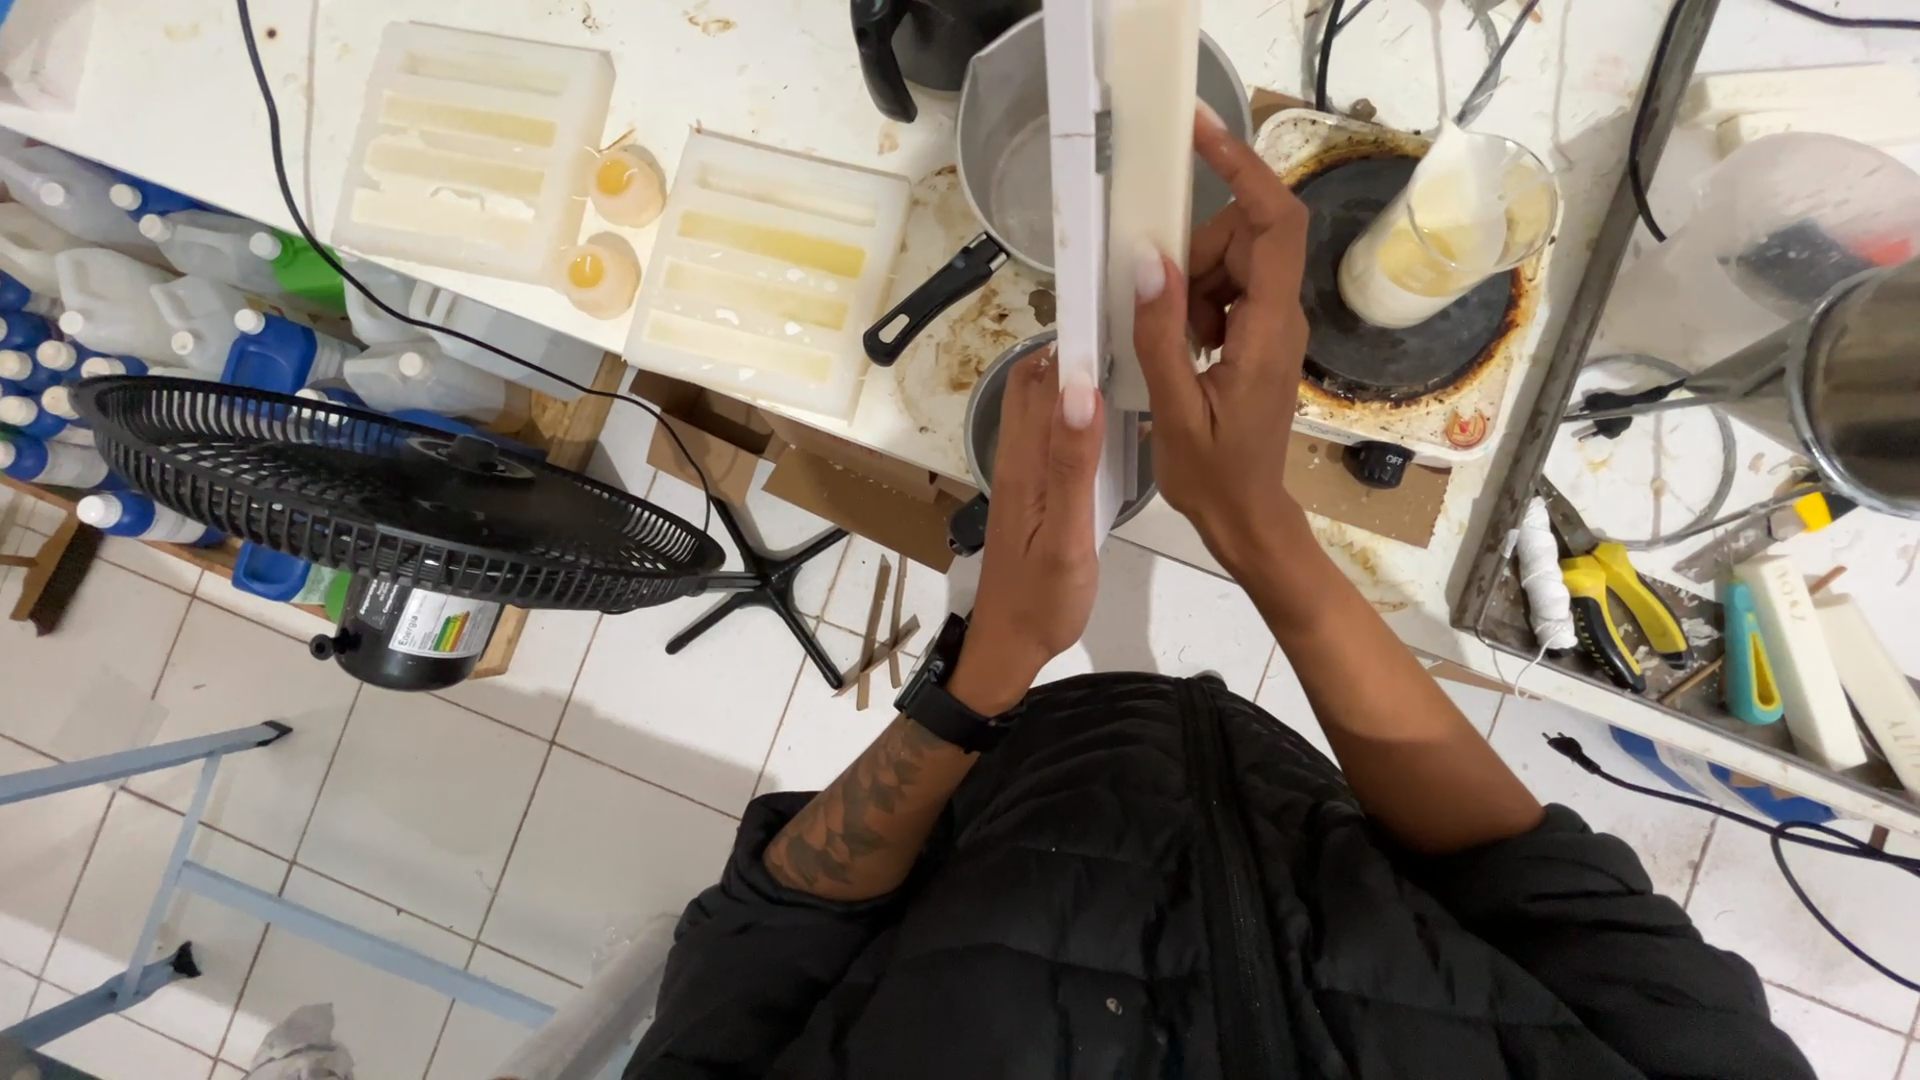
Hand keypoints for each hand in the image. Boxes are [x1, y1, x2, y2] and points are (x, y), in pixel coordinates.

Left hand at [955, 347, 1104, 712]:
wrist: (1012, 644)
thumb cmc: (1044, 598)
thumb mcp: (1066, 536)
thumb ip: (1072, 465)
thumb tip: (1078, 390)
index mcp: (1025, 463)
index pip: (1040, 383)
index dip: (1070, 342)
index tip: (1116, 308)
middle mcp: (1017, 459)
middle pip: (1035, 387)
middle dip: (1073, 351)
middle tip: (1130, 328)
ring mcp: (1023, 476)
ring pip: (1041, 410)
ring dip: (1072, 380)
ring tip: (1127, 359)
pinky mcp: (1033, 494)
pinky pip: (1051, 437)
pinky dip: (1075, 414)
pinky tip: (1108, 417)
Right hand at [1132, 106, 1312, 572]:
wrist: (1246, 515)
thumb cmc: (1212, 475)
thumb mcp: (1173, 409)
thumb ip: (1162, 334)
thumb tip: (1150, 262)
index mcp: (1267, 330)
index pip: (1274, 223)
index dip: (1243, 170)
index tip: (1200, 137)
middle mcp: (1281, 319)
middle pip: (1248, 238)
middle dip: (1197, 255)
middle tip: (1164, 314)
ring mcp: (1274, 329)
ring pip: (1235, 266)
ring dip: (1193, 289)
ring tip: (1176, 349)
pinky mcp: (1261, 342)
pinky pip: (1230, 295)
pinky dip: (1199, 309)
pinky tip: (1185, 354)